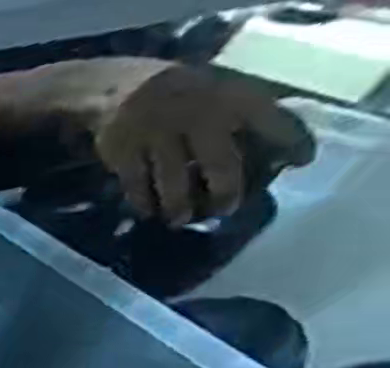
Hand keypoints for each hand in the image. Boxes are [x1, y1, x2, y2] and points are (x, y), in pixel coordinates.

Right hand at [38, 57, 312, 223]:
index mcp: (232, 99)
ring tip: (180, 220)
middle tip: (225, 210)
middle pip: (218, 162)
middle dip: (225, 190)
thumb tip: (264, 146)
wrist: (121, 89)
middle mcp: (200, 119)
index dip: (292, 142)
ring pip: (172, 179)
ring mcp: (159, 138)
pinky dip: (142, 200)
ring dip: (178, 204)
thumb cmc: (180, 93)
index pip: (272, 121)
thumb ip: (240, 116)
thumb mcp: (220, 92)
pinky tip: (148, 211)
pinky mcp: (125, 153)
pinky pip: (135, 183)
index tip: (303, 161)